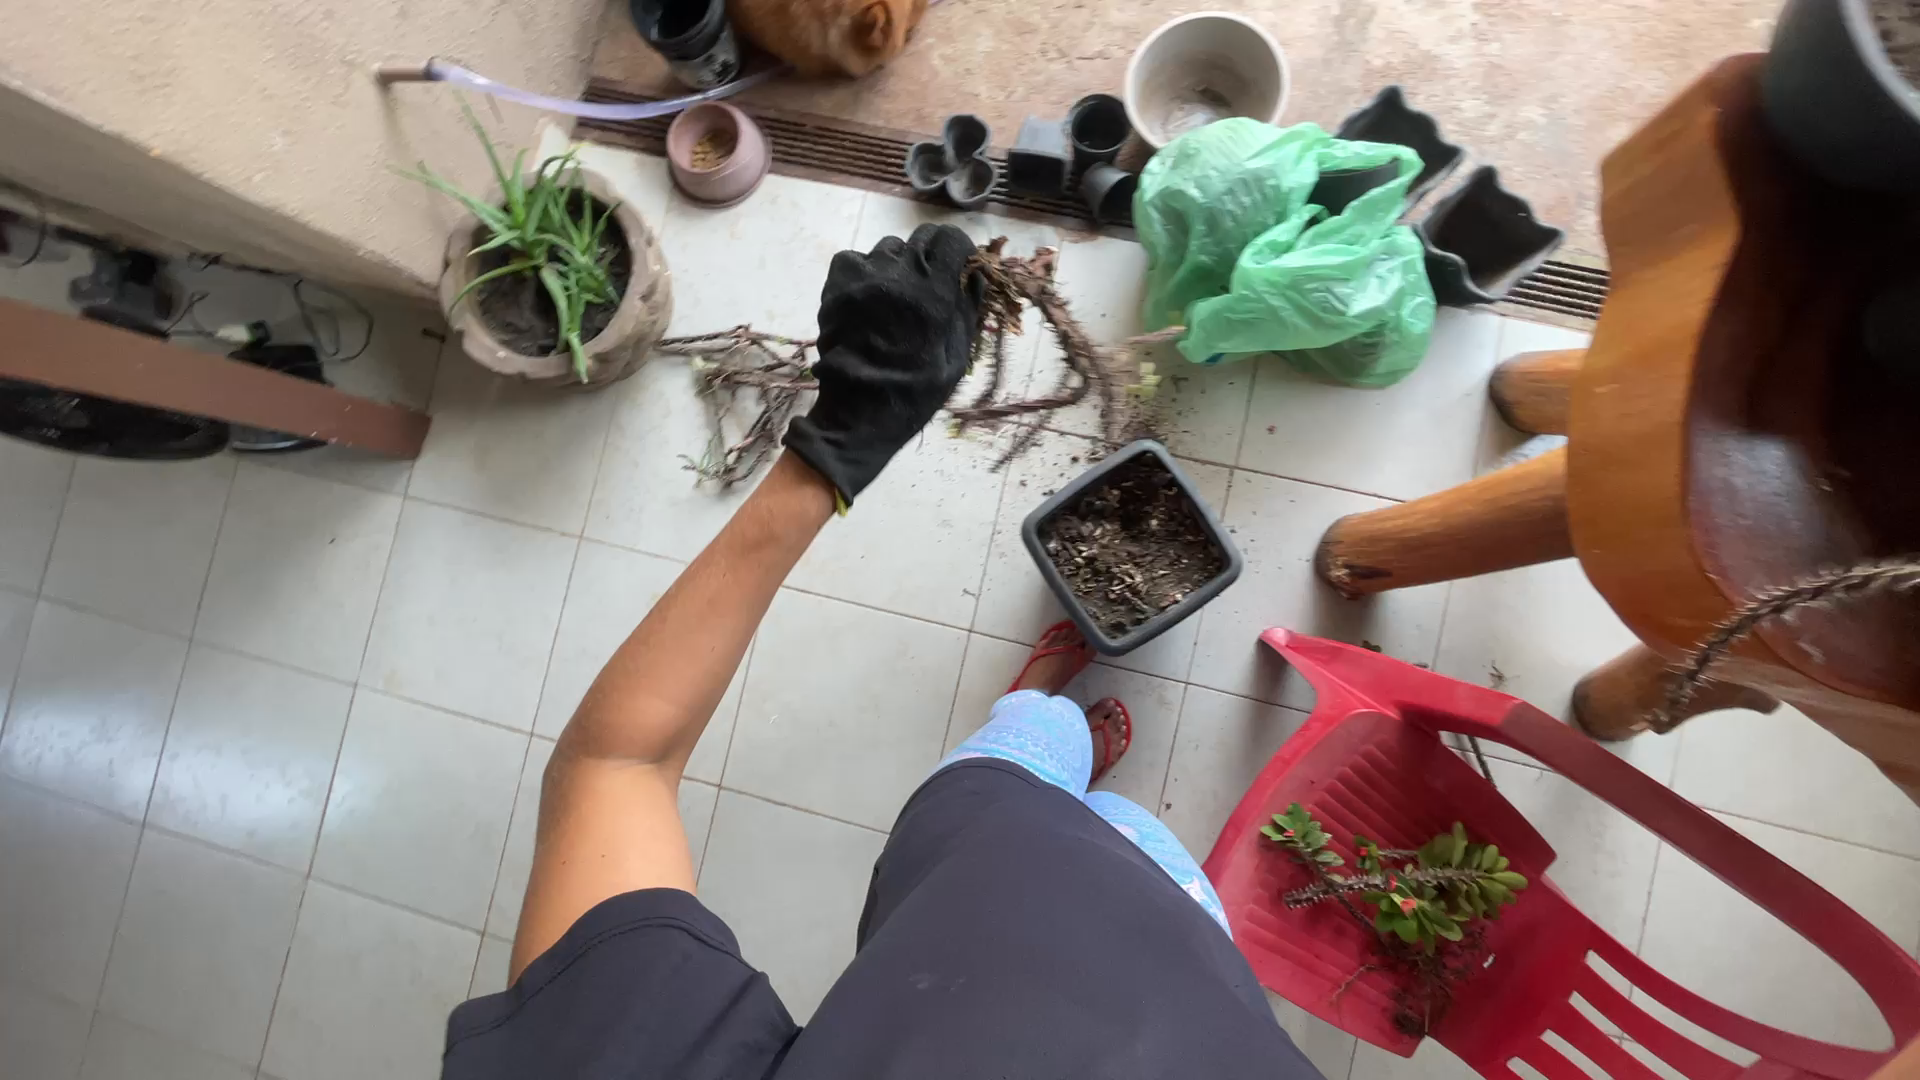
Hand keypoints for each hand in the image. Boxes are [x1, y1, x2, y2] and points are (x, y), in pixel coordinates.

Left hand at [783, 223, 982, 507]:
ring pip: (888, 249)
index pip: (951, 240)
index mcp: (933, 295)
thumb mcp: (956, 358)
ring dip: (898, 266)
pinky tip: (869, 300)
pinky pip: (856, 260)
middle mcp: (898, 276)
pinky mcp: (835, 285)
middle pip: (921, 238)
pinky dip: (866, 273)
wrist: (857, 413)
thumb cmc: (915, 392)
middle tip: (928, 285)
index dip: (958, 250)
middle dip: (931, 257)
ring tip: (895, 297)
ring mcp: (863, 278)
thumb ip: (968, 310)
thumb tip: (977, 273)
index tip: (959, 266)